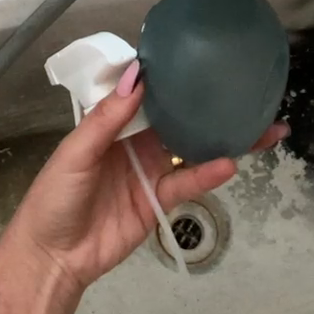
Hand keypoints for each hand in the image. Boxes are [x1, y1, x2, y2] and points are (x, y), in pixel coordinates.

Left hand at [0, 65, 284, 294]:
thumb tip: (137, 78)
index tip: (201, 56)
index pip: (145, 92)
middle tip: (244, 89)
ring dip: (221, 138)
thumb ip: (106, 118)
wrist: (53, 256)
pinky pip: (186, 182)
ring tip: (260, 125)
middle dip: (207, 104)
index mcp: (111, 122)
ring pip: (190, 148)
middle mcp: (135, 141)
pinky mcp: (158, 199)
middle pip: (176, 118)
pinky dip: (208, 174)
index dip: (170, 76)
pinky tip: (229, 162)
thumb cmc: (55, 196)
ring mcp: (149, 170)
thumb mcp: (75, 152)